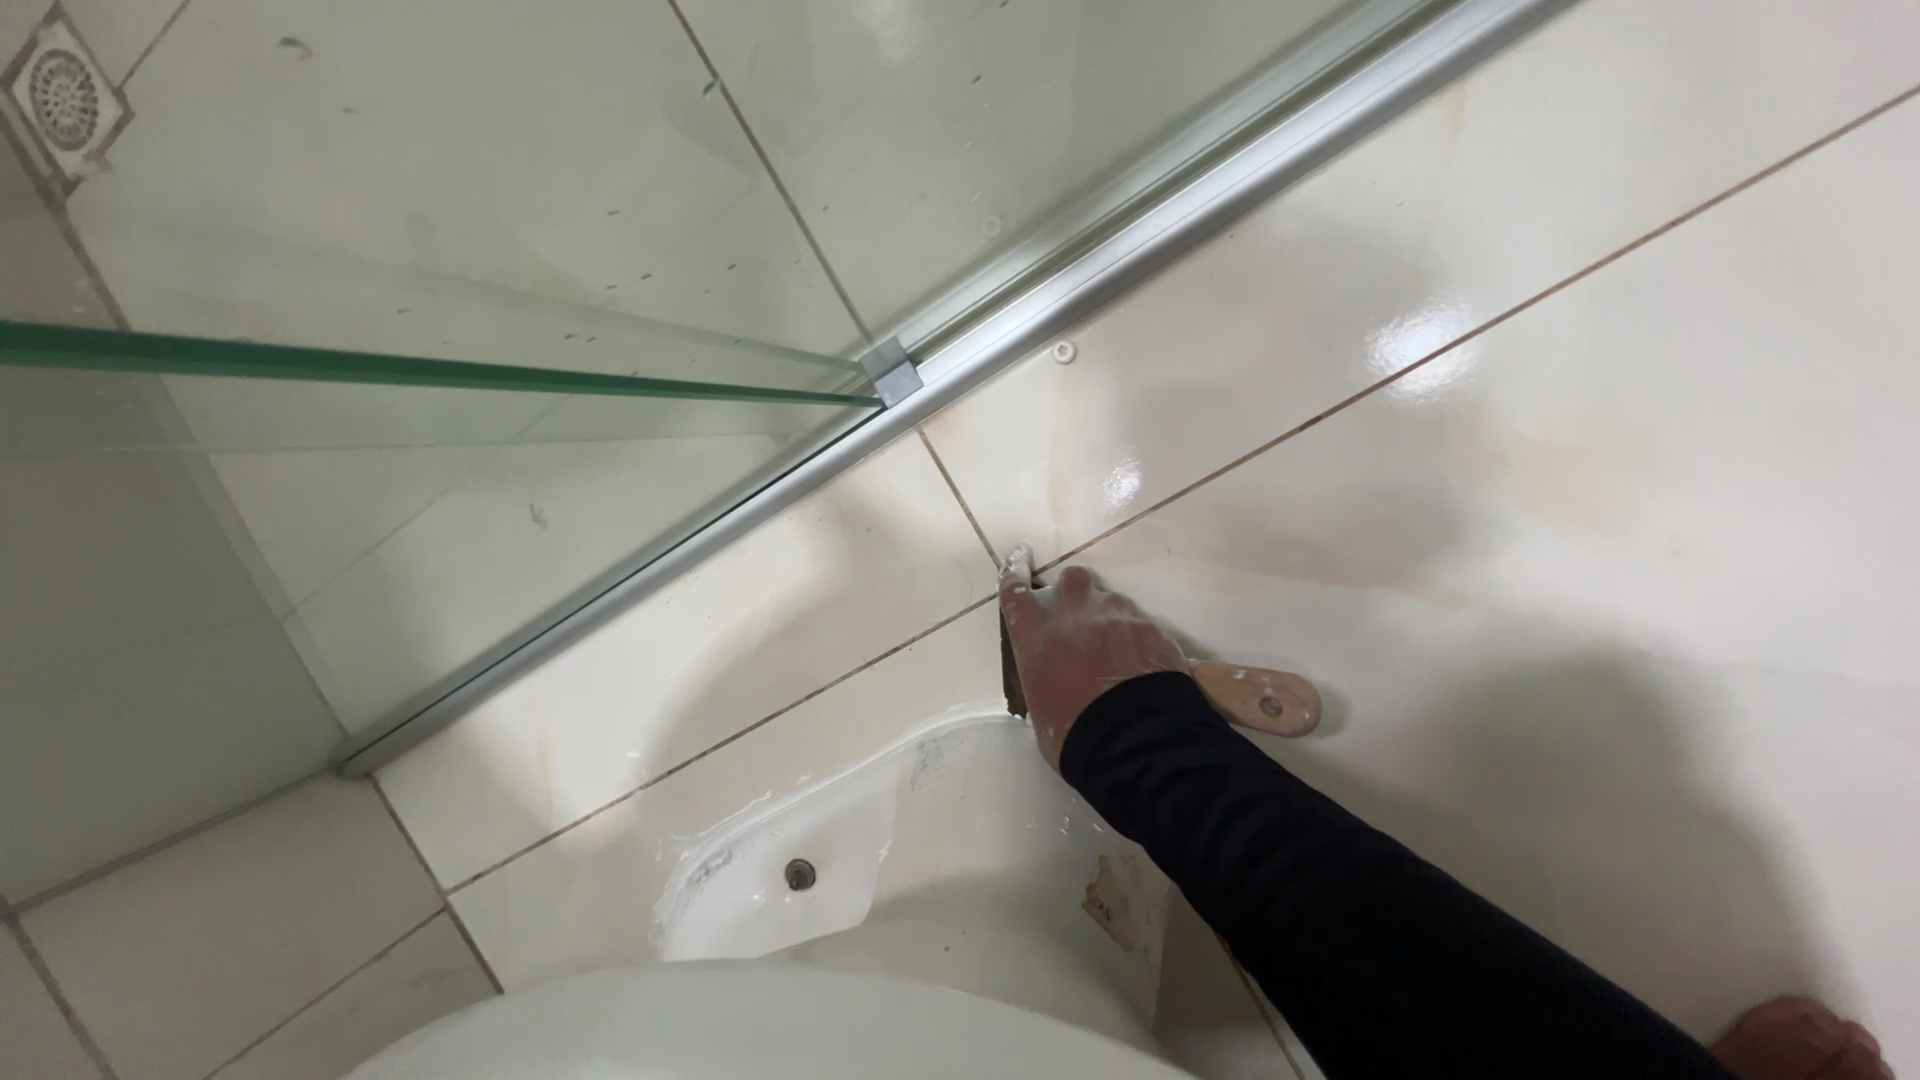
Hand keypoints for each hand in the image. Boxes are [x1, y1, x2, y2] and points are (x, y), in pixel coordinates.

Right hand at [998, 544, 1188, 770]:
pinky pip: (1141, 628)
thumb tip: (1054, 677)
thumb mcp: (1039, 706)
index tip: (1021, 555)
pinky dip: (1139, 643)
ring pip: (1110, 603)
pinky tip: (1143, 671)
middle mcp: (1073, 611)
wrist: (1133, 741)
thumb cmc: (1071, 733)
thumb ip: (1044, 675)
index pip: (1015, 585)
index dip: (1015, 566)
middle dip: (1073, 594)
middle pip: (1071, 580)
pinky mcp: (1152, 628)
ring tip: (1118, 659)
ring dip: (1108, 622)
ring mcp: (1117, 614)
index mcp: (1035, 631)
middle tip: (1079, 622)